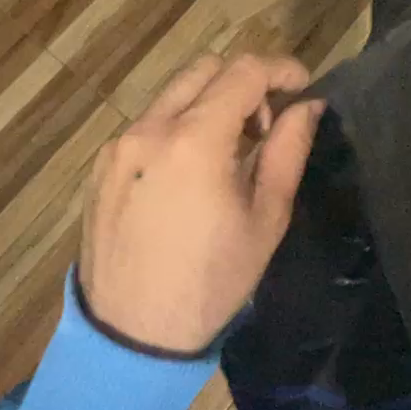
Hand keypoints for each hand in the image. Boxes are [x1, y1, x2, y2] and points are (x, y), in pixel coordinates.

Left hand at [78, 53, 325, 353]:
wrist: (130, 341)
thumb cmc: (211, 281)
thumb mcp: (266, 217)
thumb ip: (289, 148)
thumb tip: (308, 105)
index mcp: (194, 140)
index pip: (245, 71)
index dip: (282, 69)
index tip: (304, 87)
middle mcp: (150, 128)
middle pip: (207, 68)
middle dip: (246, 82)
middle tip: (266, 124)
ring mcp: (120, 145)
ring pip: (175, 91)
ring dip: (211, 101)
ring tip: (230, 150)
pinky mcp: (102, 164)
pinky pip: (150, 121)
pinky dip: (180, 124)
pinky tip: (191, 172)